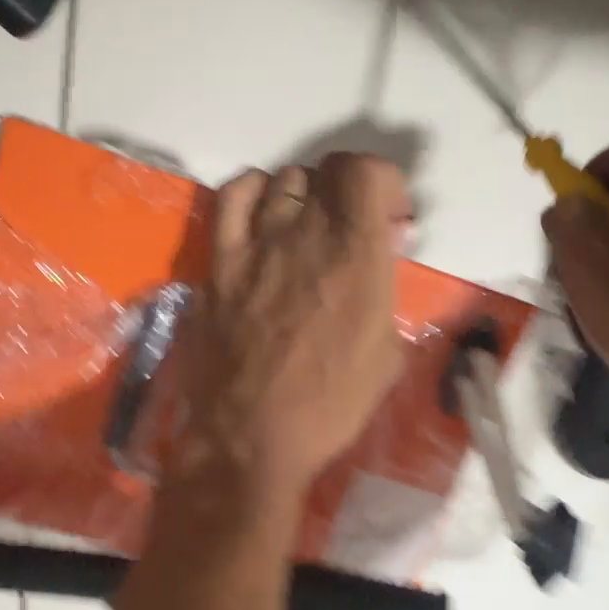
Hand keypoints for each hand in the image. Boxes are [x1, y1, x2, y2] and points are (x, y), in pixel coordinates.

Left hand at [175, 153, 410, 501]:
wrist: (251, 438)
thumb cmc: (329, 407)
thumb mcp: (385, 355)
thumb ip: (384, 293)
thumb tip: (380, 258)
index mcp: (355, 254)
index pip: (367, 171)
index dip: (385, 184)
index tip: (390, 220)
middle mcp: (304, 234)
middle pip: (327, 172)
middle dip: (349, 194)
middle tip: (353, 232)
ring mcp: (254, 246)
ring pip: (282, 180)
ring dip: (306, 197)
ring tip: (307, 230)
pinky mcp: (218, 265)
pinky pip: (232, 200)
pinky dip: (253, 194)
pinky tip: (262, 219)